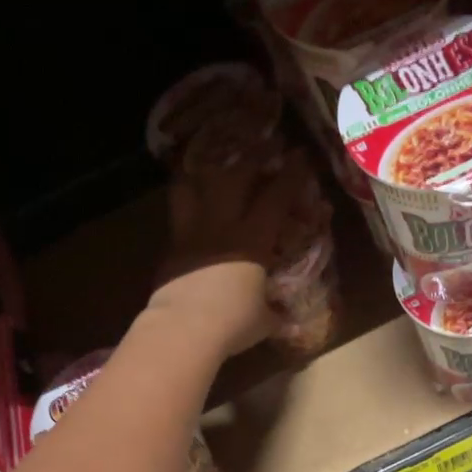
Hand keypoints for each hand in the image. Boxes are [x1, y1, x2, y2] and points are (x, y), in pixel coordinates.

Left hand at [148, 147, 312, 357]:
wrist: (184, 327)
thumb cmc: (233, 322)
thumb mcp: (264, 320)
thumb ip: (273, 311)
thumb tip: (280, 314)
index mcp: (253, 239)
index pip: (276, 198)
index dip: (291, 175)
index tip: (300, 156)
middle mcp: (222, 225)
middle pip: (236, 177)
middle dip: (253, 157)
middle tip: (264, 145)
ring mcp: (192, 233)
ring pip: (194, 186)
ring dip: (204, 173)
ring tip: (211, 167)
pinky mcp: (170, 248)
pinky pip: (177, 216)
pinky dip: (184, 205)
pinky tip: (188, 209)